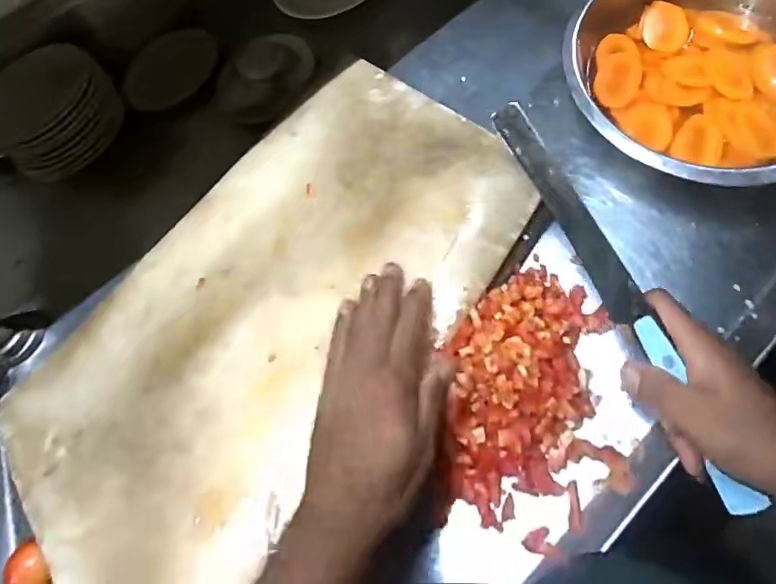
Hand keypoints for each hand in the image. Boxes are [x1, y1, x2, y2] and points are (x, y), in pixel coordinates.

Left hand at [288, 265, 450, 560]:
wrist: (338, 508)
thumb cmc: (389, 479)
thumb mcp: (423, 446)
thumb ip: (432, 397)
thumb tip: (446, 356)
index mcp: (395, 383)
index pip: (408, 333)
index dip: (415, 306)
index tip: (420, 282)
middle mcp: (368, 371)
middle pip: (379, 322)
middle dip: (387, 293)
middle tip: (392, 266)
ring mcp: (344, 377)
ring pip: (356, 328)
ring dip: (365, 301)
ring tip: (371, 278)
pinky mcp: (328, 388)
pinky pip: (335, 346)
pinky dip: (341, 325)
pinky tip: (344, 310)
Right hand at [620, 290, 775, 498]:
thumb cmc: (742, 433)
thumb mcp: (688, 413)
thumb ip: (653, 387)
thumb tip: (625, 365)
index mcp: (699, 345)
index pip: (662, 304)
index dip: (637, 305)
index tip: (616, 324)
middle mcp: (710, 354)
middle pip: (666, 355)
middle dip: (658, 390)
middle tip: (659, 418)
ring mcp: (723, 378)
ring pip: (682, 387)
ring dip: (679, 421)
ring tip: (691, 455)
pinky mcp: (733, 402)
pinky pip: (700, 407)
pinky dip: (697, 431)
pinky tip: (703, 461)